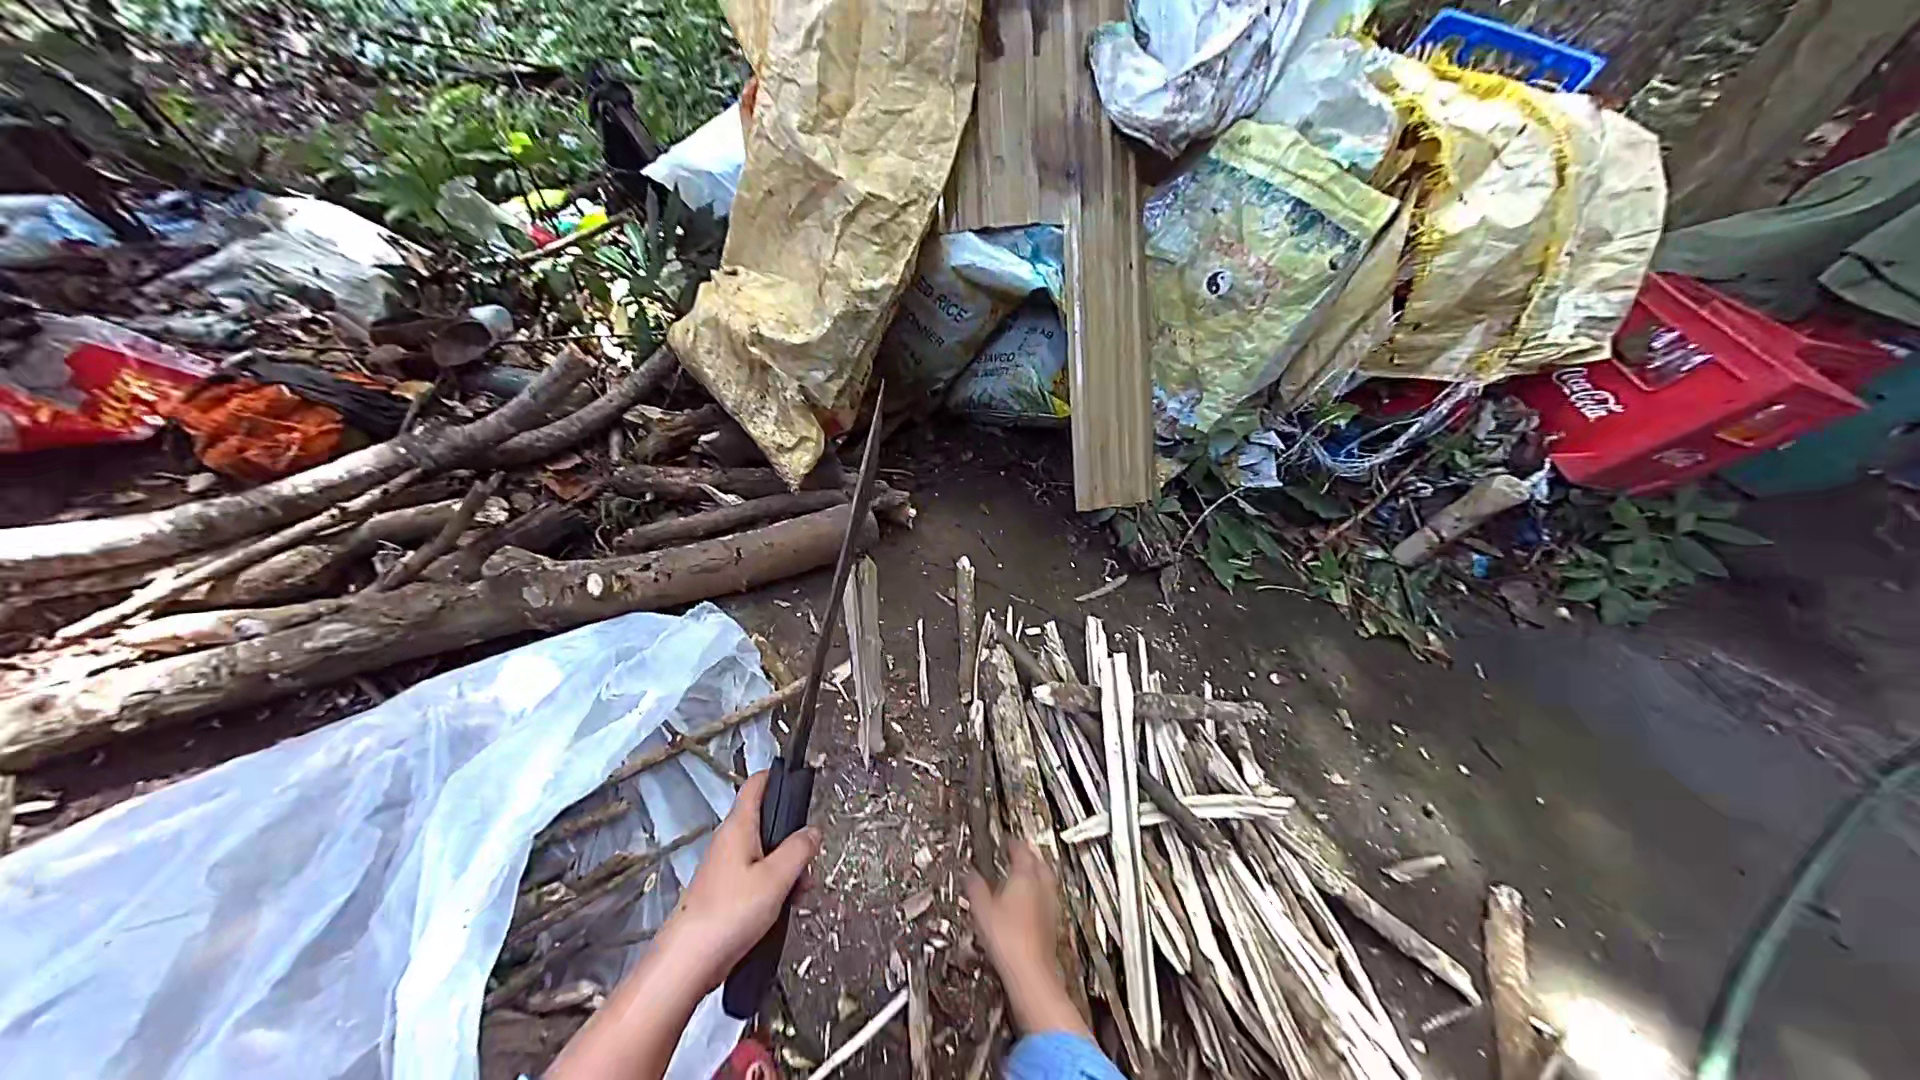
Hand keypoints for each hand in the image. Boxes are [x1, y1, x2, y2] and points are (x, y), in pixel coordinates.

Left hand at [653, 770, 821, 993]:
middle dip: (794, 840)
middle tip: (807, 863)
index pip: (756, 785)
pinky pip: (757, 877)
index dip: (777, 776)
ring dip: (787, 869)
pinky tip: (783, 909)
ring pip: (766, 854)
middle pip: (768, 824)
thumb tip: (812, 831)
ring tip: (798, 894)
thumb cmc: (730, 912)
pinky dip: (774, 887)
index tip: (798, 781)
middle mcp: (729, 841)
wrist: (688, 963)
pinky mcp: (725, 892)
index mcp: (739, 827)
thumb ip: (799, 850)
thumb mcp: (776, 878)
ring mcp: (725, 867)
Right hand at [966, 842, 1088, 1036]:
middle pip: (1038, 862)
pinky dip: (1039, 893)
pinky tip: (1030, 903)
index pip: (1021, 851)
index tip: (1008, 841)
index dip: (1013, 843)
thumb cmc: (1008, 940)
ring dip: (1036, 873)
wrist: (1030, 973)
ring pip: (1046, 880)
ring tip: (1025, 874)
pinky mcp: (1052, 924)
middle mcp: (1041, 887)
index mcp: (1025, 877)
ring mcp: (1050, 906)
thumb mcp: (982, 908)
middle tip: (1019, 852)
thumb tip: (969, 875)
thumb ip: (975, 887)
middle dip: (1029, 855)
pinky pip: (1047, 898)